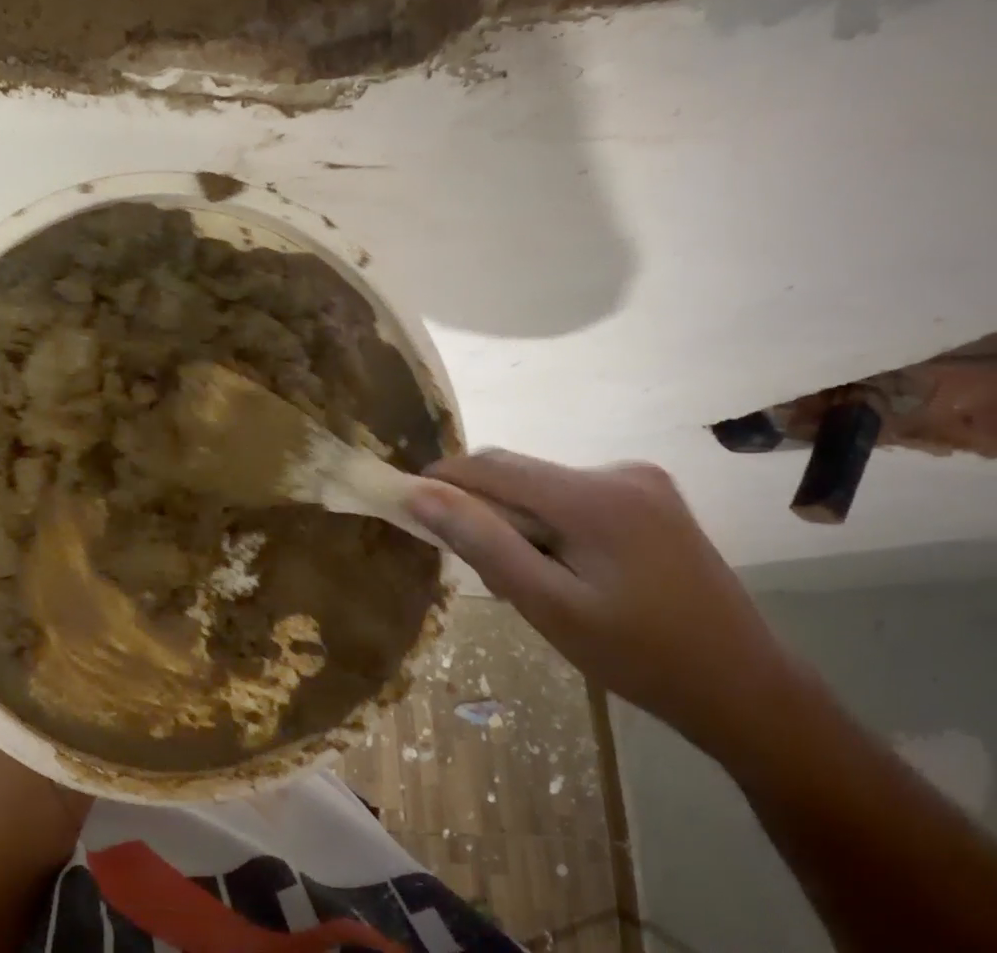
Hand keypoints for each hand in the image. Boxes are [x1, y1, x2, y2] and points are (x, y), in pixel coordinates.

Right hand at [408, 450, 789, 745]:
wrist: (744, 689)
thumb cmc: (638, 656)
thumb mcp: (547, 605)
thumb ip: (482, 542)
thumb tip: (418, 493)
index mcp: (595, 496)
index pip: (489, 465)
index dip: (440, 483)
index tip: (409, 514)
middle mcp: (619, 472)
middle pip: (516, 473)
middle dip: (483, 510)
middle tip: (481, 570)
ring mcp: (643, 483)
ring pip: (541, 487)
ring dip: (516, 522)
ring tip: (532, 582)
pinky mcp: (653, 499)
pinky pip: (572, 497)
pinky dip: (549, 525)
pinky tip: (567, 572)